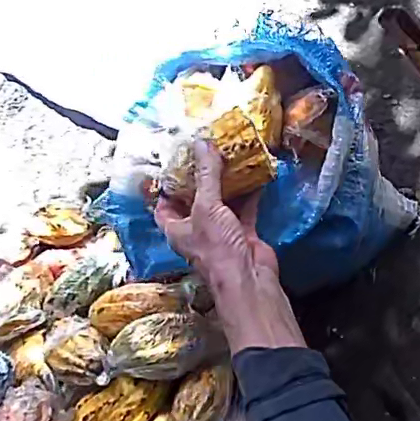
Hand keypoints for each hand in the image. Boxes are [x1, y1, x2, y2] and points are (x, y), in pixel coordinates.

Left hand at [154, 141, 303, 350]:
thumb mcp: (207, 205)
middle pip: (196, 200)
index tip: (177, 163)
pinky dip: (250, 194)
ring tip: (231, 157)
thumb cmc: (217, 247)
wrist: (249, 278)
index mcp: (176, 228)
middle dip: (202, 178)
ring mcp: (221, 233)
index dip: (167, 186)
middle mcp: (197, 230)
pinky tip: (254, 174)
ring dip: (227, 183)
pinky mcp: (243, 234)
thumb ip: (206, 174)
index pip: (164, 205)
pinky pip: (244, 209)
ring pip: (222, 202)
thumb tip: (201, 142)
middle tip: (208, 152)